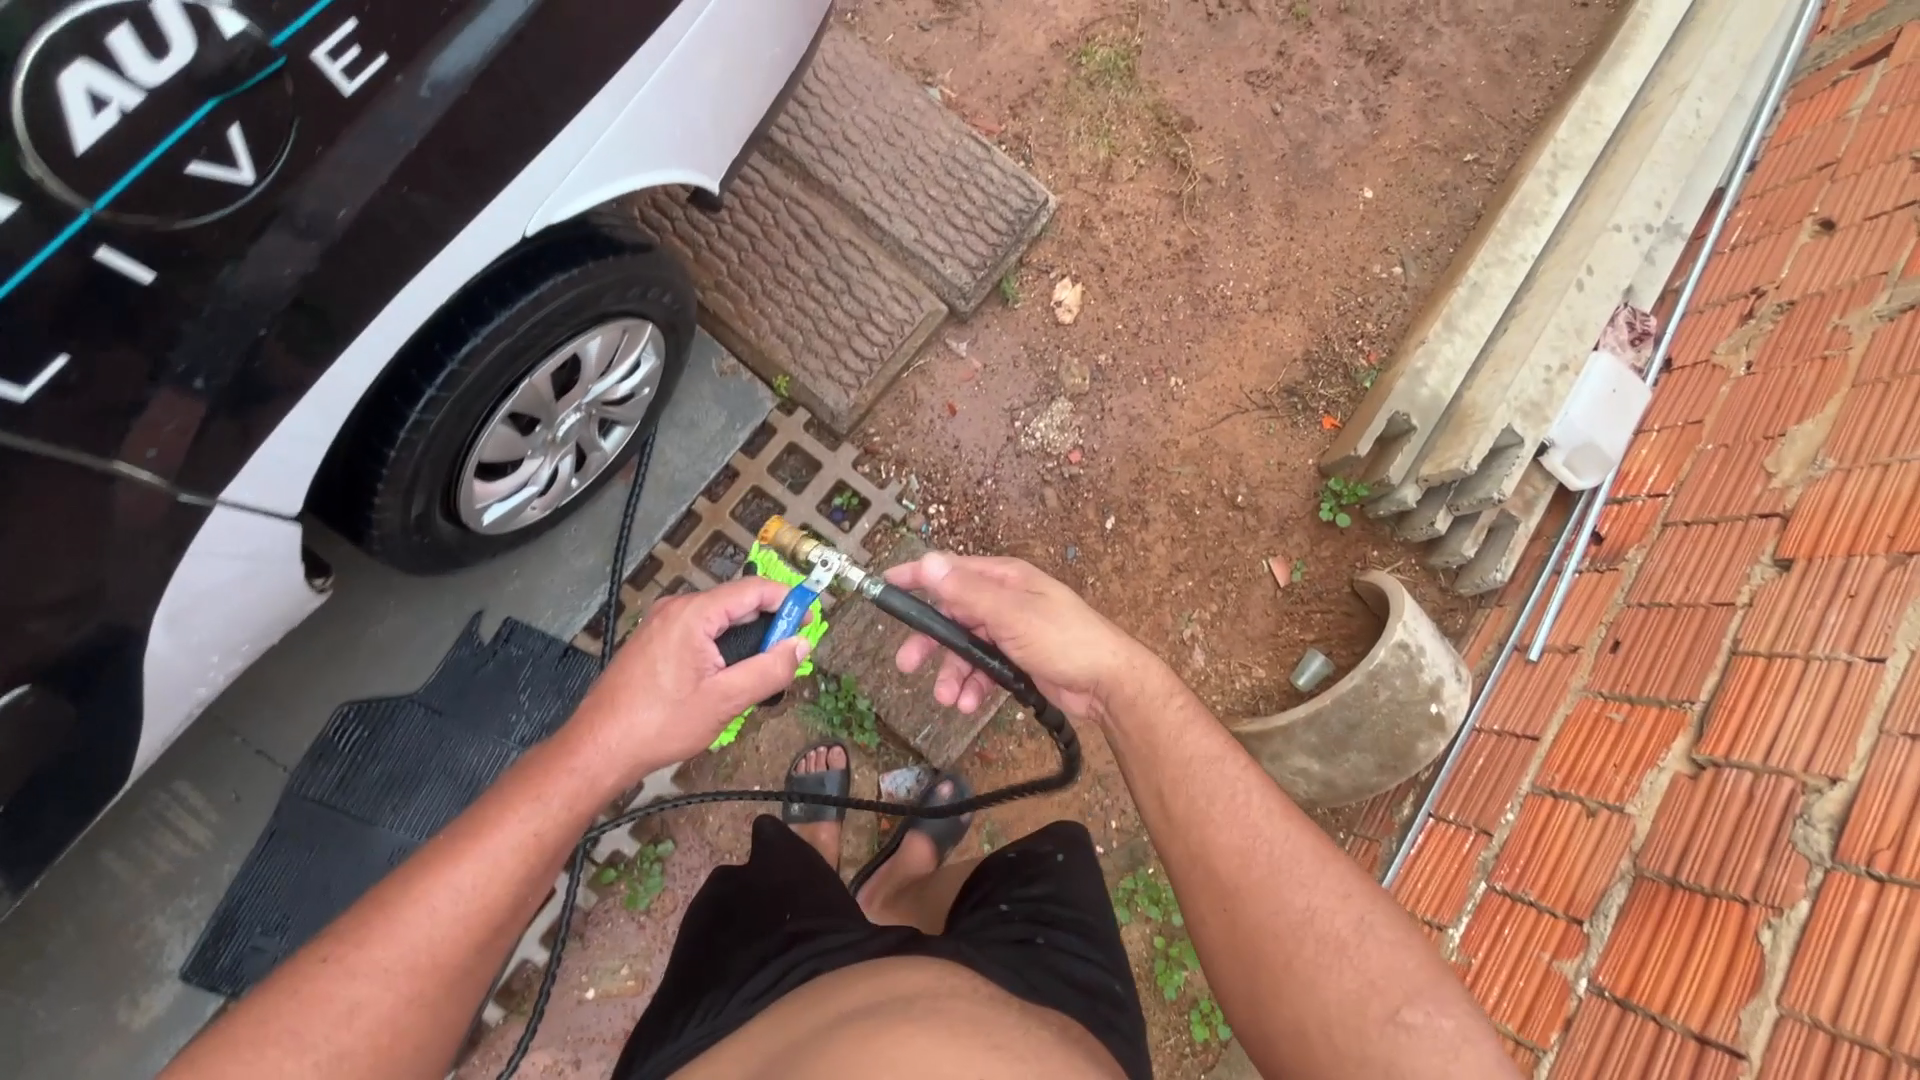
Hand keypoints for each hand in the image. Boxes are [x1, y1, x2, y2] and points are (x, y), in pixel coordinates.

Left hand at [562, 576, 810, 788]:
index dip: (788, 601)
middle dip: (769, 624)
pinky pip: (701, 632)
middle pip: (737, 603)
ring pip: (719, 620)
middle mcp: (676, 609)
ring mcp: (661, 624)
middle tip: (789, 655)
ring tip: (762, 672)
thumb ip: (769, 669)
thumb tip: (801, 646)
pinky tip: (730, 676)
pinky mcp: (655, 641)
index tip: (810, 621)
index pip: (754, 590)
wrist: (598, 749)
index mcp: (693, 614)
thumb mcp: (725, 700)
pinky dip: (723, 646)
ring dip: (746, 639)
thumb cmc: (659, 725)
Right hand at [883, 552, 1162, 722]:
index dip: (917, 577)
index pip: (951, 570)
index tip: (886, 586)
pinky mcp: (1018, 660)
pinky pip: (983, 669)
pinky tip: (970, 703)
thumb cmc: (1065, 640)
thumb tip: (928, 562)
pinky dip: (973, 686)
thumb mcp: (1011, 614)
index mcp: (1005, 579)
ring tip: (949, 698)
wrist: (1107, 683)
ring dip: (953, 673)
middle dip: (931, 642)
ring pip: (966, 648)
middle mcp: (1006, 601)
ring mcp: (1012, 632)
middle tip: (905, 663)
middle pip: (953, 615)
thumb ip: (967, 592)